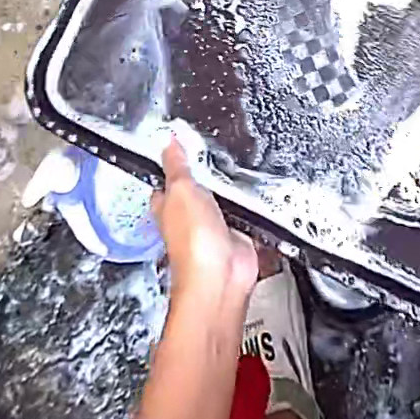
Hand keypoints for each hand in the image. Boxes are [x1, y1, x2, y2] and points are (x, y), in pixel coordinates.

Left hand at [151, 139, 256, 319]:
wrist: (222, 276)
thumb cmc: (192, 241)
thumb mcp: (180, 188)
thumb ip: (176, 164)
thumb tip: (169, 141)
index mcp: (168, 203)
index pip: (167, 177)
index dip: (174, 161)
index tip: (182, 141)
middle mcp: (190, 215)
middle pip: (198, 184)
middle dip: (208, 172)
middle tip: (215, 152)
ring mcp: (214, 224)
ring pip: (223, 196)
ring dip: (230, 187)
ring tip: (236, 169)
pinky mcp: (238, 232)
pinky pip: (246, 212)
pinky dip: (250, 204)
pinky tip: (252, 193)